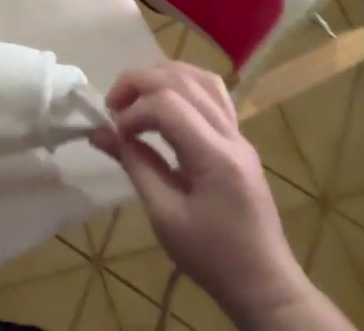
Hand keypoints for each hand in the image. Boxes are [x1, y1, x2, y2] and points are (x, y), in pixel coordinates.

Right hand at [88, 62, 316, 326]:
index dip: (132, 112)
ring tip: (135, 99)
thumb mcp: (165, 215)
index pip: (167, 105)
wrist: (264, 285)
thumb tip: (99, 132)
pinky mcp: (238, 142)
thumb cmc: (212, 256)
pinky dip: (181, 86)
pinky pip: (212, 95)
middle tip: (113, 108)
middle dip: (138, 83)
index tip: (114, 136)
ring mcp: (239, 137)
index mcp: (216, 157)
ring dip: (160, 78)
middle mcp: (231, 137)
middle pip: (181, 80)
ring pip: (199, 79)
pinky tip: (163, 104)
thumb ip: (134, 164)